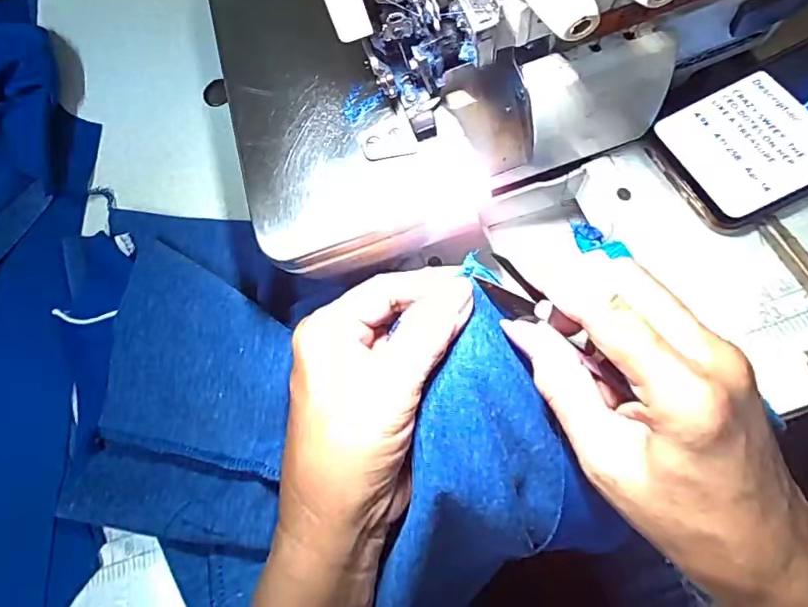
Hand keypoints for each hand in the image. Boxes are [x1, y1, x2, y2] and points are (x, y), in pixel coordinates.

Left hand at [255, 270, 474, 606]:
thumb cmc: (352, 450)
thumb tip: (461, 288)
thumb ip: (427, 332)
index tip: (470, 282)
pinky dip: (436, 351)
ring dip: (438, 326)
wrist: (339, 525)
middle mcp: (339, 338)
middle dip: (434, 302)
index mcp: (327, 328)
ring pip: (405, 331)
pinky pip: (409, 357)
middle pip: (394, 306)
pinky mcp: (377, 389)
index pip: (383, 289)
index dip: (427, 284)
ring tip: (478, 318)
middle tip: (479, 299)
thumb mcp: (391, 385)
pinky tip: (463, 346)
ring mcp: (357, 365)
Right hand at [503, 253, 807, 606]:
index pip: (610, 312)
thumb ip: (562, 387)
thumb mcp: (608, 463)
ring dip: (598, 295)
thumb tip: (526, 332)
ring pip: (643, 283)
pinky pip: (659, 304)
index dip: (560, 287)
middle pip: (629, 278)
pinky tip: (607, 349)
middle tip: (549, 316)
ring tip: (575, 337)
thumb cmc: (691, 522)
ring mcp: (723, 347)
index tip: (524, 274)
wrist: (770, 547)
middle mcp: (713, 356)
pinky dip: (621, 309)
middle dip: (578, 283)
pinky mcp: (722, 348)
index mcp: (688, 393)